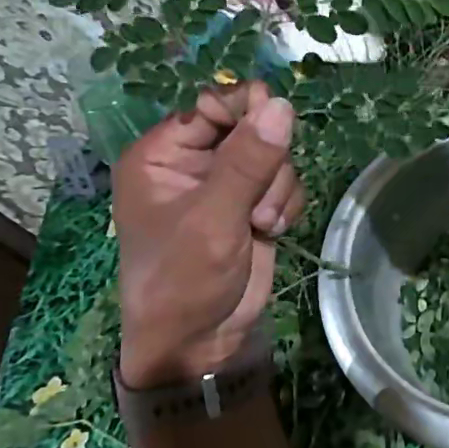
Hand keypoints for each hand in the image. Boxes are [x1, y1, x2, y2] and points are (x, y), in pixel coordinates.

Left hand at [113, 83, 304, 387]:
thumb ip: (247, 162)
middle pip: (250, 127)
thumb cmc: (184, 281)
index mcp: (162, 154)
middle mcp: (193, 163)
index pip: (210, 105)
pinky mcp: (253, 206)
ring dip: (277, 188)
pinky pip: (284, 182)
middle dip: (265, 162)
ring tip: (262, 223)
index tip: (276, 121)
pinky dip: (286, 204)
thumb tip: (280, 104)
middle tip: (257, 201)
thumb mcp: (212, 220)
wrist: (200, 343)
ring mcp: (226, 185)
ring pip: (274, 156)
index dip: (245, 108)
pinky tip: (272, 229)